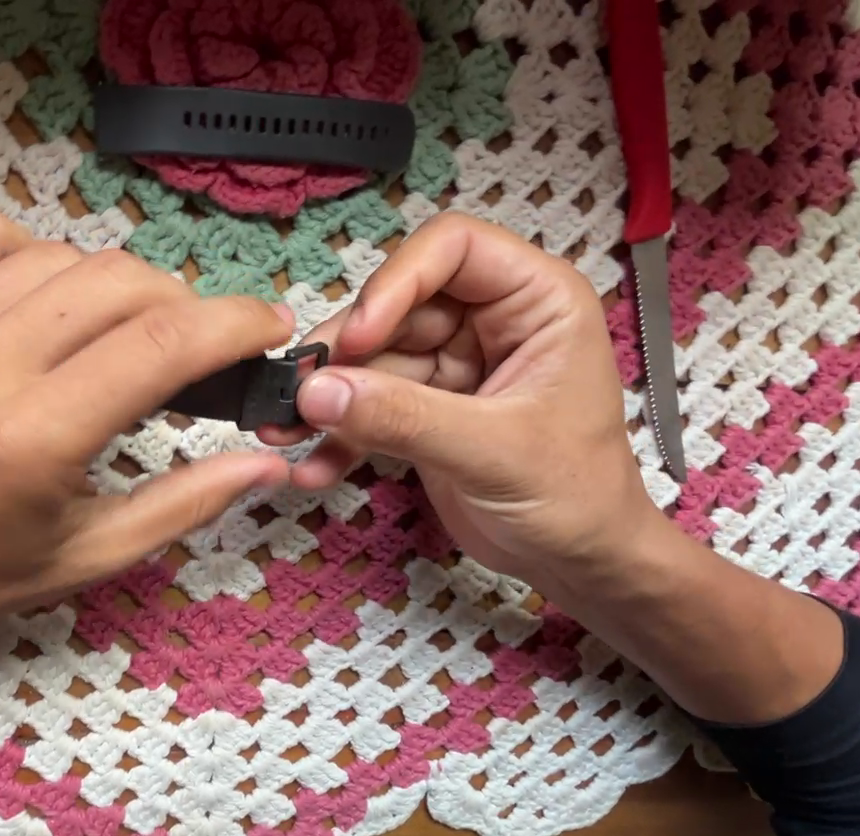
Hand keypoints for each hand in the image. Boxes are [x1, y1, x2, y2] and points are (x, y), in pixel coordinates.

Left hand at [0, 211, 294, 760]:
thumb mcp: (93, 555)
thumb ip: (186, 503)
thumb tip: (269, 462)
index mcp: (32, 442)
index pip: (158, 344)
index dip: (232, 323)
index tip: (268, 325)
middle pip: (118, 283)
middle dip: (183, 304)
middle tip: (194, 346)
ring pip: (62, 255)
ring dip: (116, 286)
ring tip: (122, 335)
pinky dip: (40, 256)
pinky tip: (48, 305)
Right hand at [260, 212, 661, 592]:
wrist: (576, 562)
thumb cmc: (572, 495)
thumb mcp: (492, 451)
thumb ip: (405, 418)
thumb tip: (315, 392)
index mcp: (533, 301)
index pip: (452, 250)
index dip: (396, 283)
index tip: (357, 340)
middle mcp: (486, 324)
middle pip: (395, 310)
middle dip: (344, 354)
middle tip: (296, 396)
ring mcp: (449, 370)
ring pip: (370, 362)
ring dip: (325, 401)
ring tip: (283, 434)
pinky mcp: (422, 413)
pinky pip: (368, 411)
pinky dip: (339, 439)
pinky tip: (314, 469)